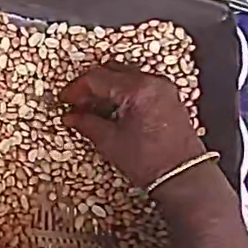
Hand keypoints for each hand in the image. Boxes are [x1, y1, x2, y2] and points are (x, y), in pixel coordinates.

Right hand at [58, 63, 208, 190]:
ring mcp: (163, 88)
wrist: (183, 176)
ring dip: (107, 88)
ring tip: (92, 109)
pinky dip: (123, 93)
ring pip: (126, 76)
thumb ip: (88, 124)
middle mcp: (152, 82)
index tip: (65, 100)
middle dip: (91, 86)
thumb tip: (72, 117)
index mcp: (137, 89)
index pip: (97, 78)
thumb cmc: (150, 162)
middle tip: (76, 103)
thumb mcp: (111, 142)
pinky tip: (112, 111)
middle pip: (112, 71)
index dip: (76, 89)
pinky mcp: (168, 98)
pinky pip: (140, 85)